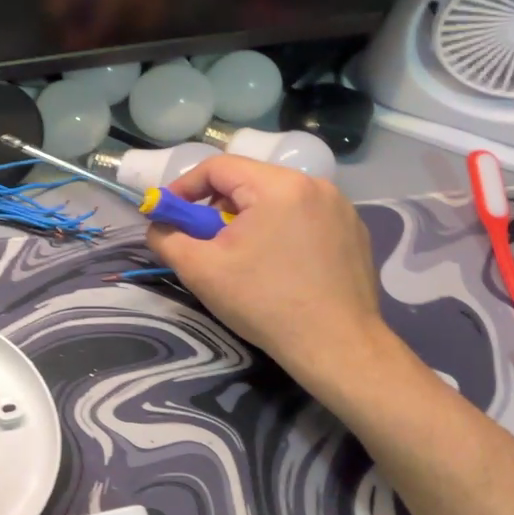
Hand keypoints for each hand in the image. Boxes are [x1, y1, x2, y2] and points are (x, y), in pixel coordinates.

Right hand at [144, 156, 397, 397]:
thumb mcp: (199, 269)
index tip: (169, 215)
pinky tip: (276, 265)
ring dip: (248, 218)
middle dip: (216, 206)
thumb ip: (166, 237)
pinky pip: (303, 216)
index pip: (218, 167)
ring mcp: (341, 209)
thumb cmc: (264, 302)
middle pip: (248, 181)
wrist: (336, 347)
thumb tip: (158, 224)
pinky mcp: (354, 232)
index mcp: (278, 186)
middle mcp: (315, 186)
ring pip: (276, 199)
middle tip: (203, 240)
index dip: (184, 187)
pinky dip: (279, 230)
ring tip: (239, 254)